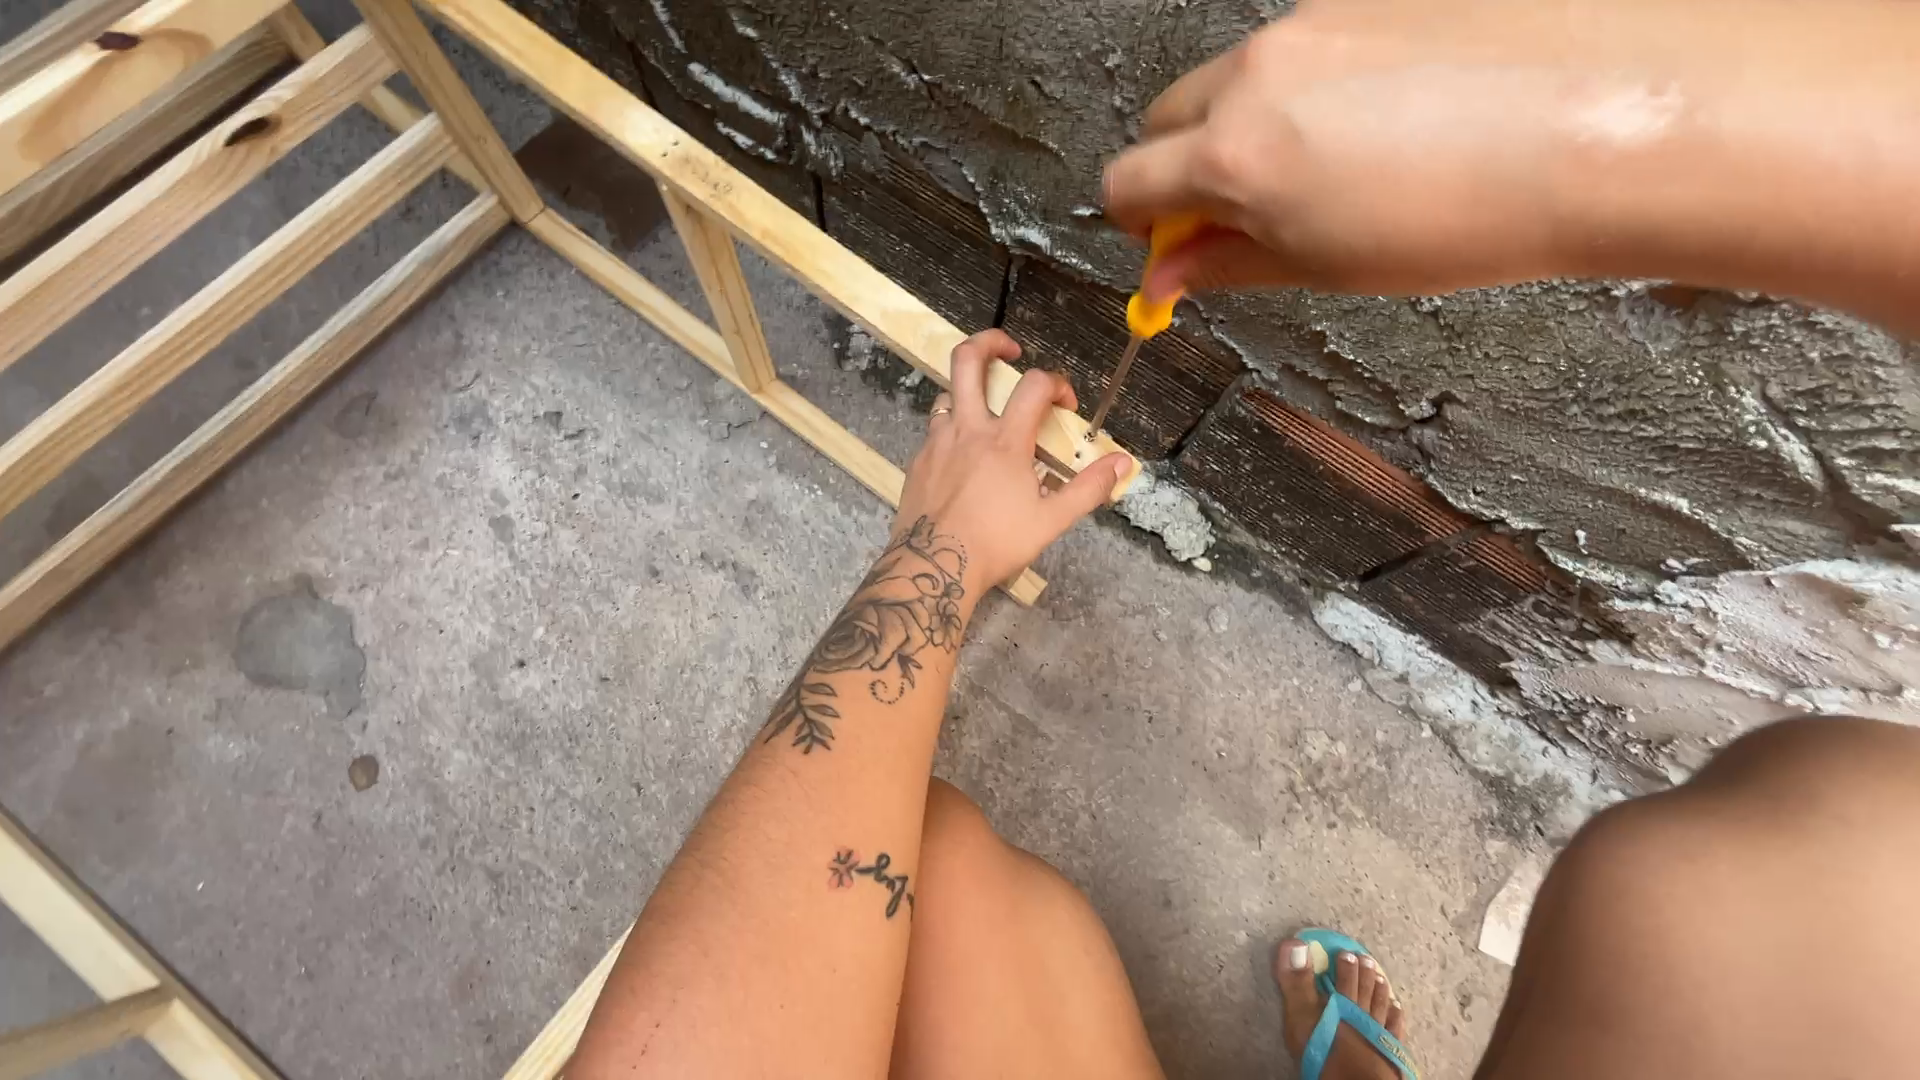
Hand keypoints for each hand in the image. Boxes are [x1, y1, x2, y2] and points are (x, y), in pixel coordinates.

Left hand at [896, 330, 1130, 595]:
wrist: (933, 566)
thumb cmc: (996, 544)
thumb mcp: (1051, 520)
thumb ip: (1088, 488)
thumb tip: (1122, 463)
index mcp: (1005, 441)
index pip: (1035, 385)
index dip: (1057, 383)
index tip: (1065, 404)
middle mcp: (966, 429)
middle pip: (968, 359)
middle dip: (990, 341)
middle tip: (1010, 349)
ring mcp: (936, 442)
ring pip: (947, 393)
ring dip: (969, 392)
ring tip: (987, 415)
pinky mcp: (918, 461)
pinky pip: (934, 429)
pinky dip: (953, 429)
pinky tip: (964, 457)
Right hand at [1102, 0, 1714, 297]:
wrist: (1612, 125)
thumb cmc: (1467, 215)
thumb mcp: (1315, 266)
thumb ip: (1220, 264)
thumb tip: (1164, 274)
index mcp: (1232, 150)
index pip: (1125, 184)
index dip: (1137, 225)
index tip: (1168, 244)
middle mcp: (1257, 68)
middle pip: (1164, 120)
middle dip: (1180, 168)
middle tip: (1239, 210)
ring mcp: (1314, 15)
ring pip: (1231, 80)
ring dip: (1245, 126)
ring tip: (1329, 166)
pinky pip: (1299, 45)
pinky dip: (1306, 87)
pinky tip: (1377, 118)